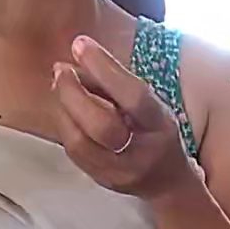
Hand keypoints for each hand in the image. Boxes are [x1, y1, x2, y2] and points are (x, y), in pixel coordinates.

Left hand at [52, 35, 198, 202]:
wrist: (168, 184)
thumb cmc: (158, 135)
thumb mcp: (154, 107)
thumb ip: (120, 84)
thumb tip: (79, 55)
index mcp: (160, 129)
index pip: (134, 98)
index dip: (104, 68)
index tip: (81, 44)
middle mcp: (142, 155)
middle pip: (101, 126)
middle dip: (73, 92)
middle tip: (62, 70)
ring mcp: (120, 173)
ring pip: (79, 141)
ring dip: (63, 108)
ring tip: (61, 86)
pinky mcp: (102, 181)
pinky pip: (73, 152)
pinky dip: (65, 125)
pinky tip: (66, 110)